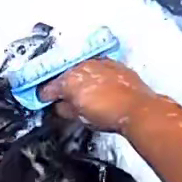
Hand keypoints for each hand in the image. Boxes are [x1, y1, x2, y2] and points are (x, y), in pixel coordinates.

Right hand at [39, 58, 159, 130]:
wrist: (138, 110)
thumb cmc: (110, 114)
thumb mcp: (80, 117)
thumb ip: (65, 109)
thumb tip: (61, 106)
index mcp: (69, 80)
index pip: (49, 87)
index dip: (44, 95)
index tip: (44, 99)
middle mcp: (82, 67)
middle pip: (65, 75)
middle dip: (63, 85)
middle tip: (63, 96)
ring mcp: (99, 63)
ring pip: (82, 69)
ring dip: (79, 78)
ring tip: (82, 91)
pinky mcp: (115, 65)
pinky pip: (99, 68)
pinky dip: (95, 75)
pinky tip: (99, 85)